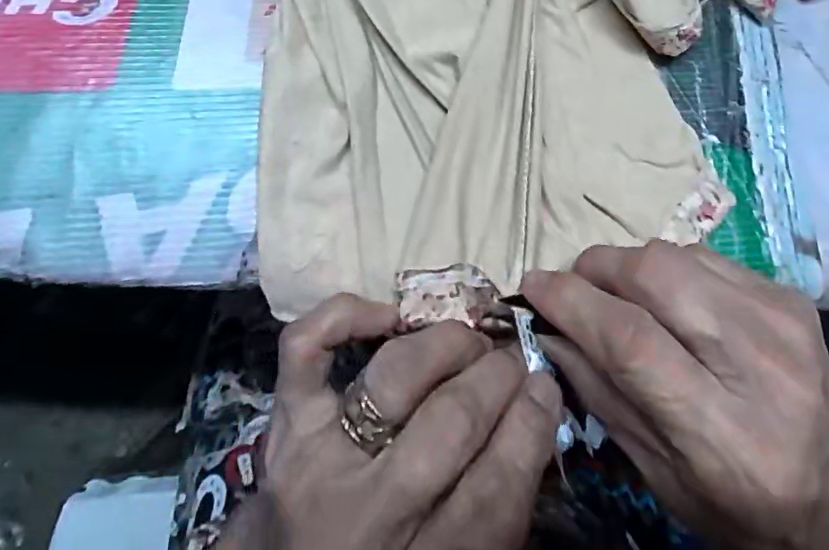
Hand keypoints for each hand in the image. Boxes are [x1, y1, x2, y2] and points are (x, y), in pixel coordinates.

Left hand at [219, 294, 562, 549]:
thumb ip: (495, 496)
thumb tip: (535, 402)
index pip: (494, 492)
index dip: (529, 426)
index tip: (544, 384)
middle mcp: (370, 514)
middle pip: (450, 422)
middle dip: (495, 375)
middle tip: (512, 356)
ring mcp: (319, 460)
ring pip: (394, 375)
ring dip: (445, 344)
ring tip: (468, 339)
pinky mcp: (284, 423)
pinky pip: (306, 350)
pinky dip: (346, 317)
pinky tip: (388, 315)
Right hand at [521, 242, 828, 549]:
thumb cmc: (737, 501)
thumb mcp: (656, 471)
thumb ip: (597, 391)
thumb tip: (546, 325)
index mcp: (725, 434)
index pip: (631, 340)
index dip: (571, 301)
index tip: (533, 285)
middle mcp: (762, 367)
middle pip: (656, 275)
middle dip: (596, 268)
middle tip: (574, 285)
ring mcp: (782, 322)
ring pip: (675, 253)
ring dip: (628, 264)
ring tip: (616, 291)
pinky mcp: (790, 297)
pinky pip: (702, 255)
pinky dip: (667, 267)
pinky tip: (666, 297)